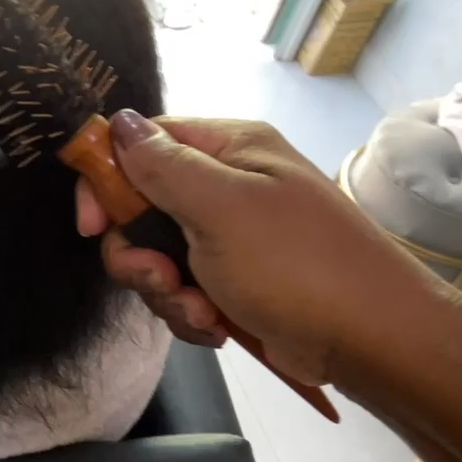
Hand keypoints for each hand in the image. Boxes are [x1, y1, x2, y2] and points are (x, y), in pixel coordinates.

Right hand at [78, 112, 452, 383]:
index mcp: (227, 150)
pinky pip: (176, 287)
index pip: (141, 145)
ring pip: (152, 256)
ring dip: (164, 291)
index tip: (93, 228)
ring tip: (200, 311)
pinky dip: (186, 310)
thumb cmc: (295, 265)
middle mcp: (223, 186)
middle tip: (163, 279)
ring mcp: (224, 235)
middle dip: (139, 255)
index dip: (106, 183)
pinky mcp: (226, 277)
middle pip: (137, 210)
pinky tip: (212, 323)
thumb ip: (163, 166)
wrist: (368, 339)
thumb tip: (119, 122)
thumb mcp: (221, 209)